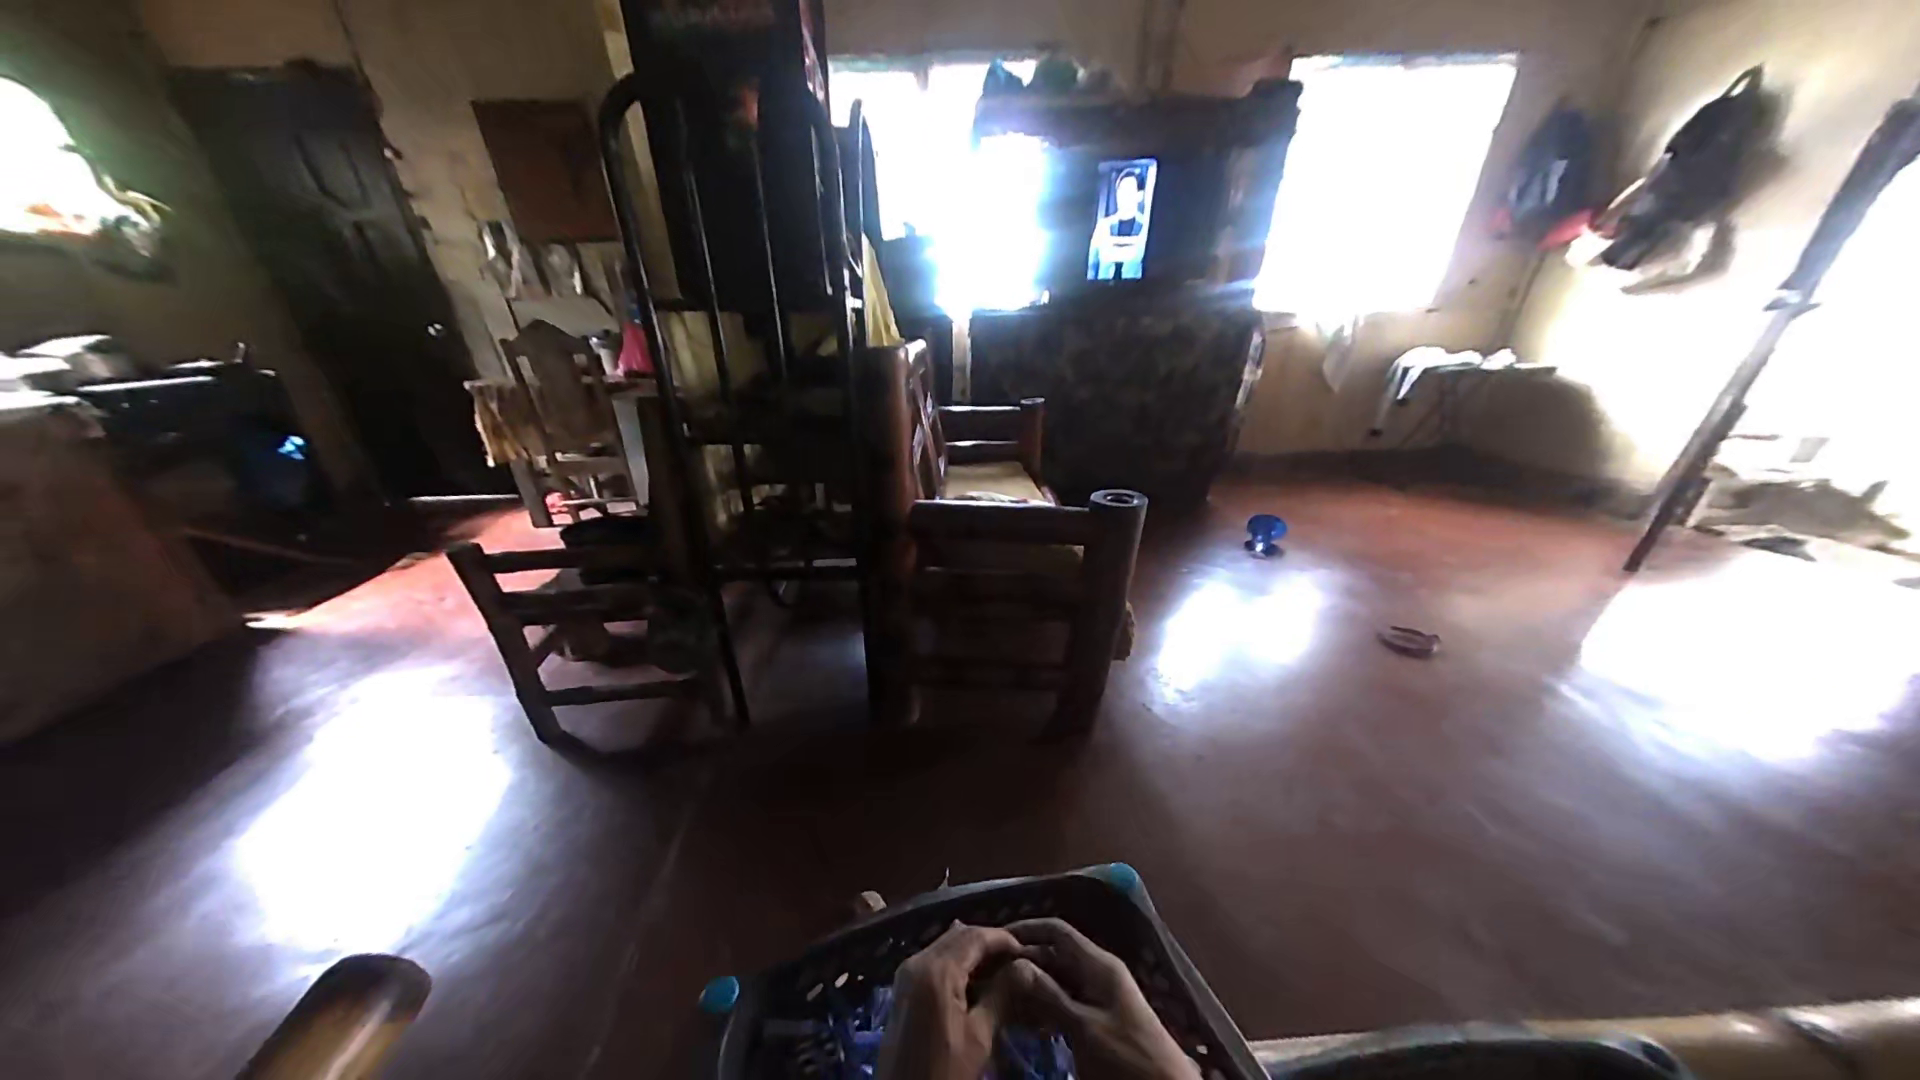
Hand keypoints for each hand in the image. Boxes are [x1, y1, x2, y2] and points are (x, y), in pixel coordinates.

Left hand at [876, 922, 1024, 1079]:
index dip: (1002, 939)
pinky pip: (934, 959)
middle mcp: (917, 960)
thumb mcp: (978, 1038)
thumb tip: (1023, 967)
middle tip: (1016, 959)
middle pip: (959, 935)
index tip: (1026, 950)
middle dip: (988, 943)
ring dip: (973, 951)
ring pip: (946, 945)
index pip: (975, 936)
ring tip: (1001, 969)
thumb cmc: (943, 1075)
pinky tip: (975, 980)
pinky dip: (957, 962)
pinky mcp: (903, 986)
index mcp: (936, 970)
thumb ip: (1000, 995)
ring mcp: (907, 972)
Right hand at [999, 919, 1197, 1079]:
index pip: (1057, 931)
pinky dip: (1046, 1009)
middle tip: (992, 976)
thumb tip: (1016, 964)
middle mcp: (1099, 973)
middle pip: (1056, 955)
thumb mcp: (1085, 1029)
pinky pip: (1067, 1004)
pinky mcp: (1101, 1022)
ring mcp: (1101, 998)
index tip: (996, 940)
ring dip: (1033, 988)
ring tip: (1002, 999)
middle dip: (1026, 962)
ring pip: (1059, 982)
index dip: (1027, 929)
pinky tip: (1026, 1024)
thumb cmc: (1128, 1058)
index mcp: (1099, 964)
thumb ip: (1049, 995)